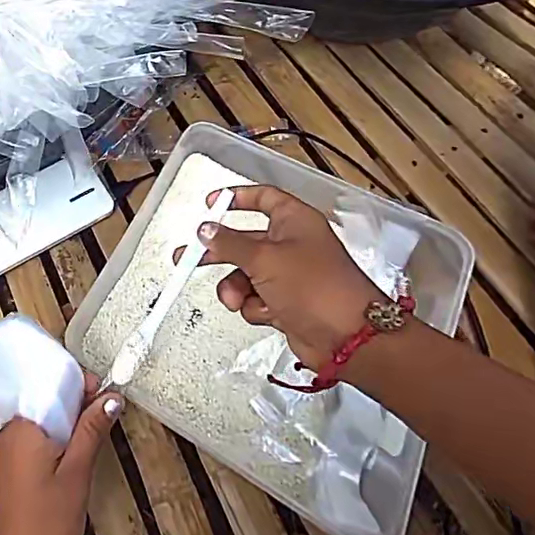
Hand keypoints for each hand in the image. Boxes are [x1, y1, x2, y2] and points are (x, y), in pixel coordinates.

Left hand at [0, 374, 122, 534]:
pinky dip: (62, 441)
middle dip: (80, 405)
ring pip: (48, 421)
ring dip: (73, 425)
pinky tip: (78, 457)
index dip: (83, 385)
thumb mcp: (77, 472)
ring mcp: (10, 451)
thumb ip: (92, 428)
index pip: (53, 384)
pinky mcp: (14, 468)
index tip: (108, 397)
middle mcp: (10, 432)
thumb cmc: (44, 528)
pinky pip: (41, 439)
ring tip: (95, 440)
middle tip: (106, 421)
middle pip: (50, 400)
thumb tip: (112, 397)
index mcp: (21, 426)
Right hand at [192, 186, 377, 368]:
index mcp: (294, 220)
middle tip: (189, 256)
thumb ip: (230, 243)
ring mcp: (290, 275)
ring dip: (236, 287)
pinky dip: (256, 306)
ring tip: (234, 298)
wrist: (346, 337)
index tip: (212, 202)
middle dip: (219, 251)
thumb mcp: (264, 259)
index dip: (237, 198)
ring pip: (247, 274)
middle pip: (246, 240)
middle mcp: (293, 243)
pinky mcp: (288, 302)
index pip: (263, 198)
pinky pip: (257, 298)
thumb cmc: (318, 287)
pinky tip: (266, 311)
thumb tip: (207, 230)